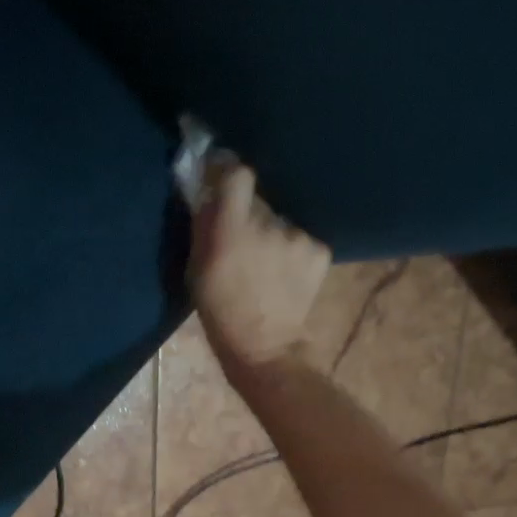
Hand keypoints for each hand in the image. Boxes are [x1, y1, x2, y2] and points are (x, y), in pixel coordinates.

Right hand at [187, 164, 332, 369]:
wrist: (264, 346)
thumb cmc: (218, 309)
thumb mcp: (196, 268)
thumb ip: (203, 225)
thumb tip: (206, 186)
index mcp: (231, 230)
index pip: (237, 174)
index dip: (228, 169)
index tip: (221, 174)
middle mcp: (269, 225)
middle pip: (259, 200)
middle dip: (248, 212)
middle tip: (241, 238)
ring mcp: (299, 237)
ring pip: (280, 220)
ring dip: (272, 232)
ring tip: (265, 261)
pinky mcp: (320, 250)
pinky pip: (300, 238)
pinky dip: (291, 249)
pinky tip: (285, 272)